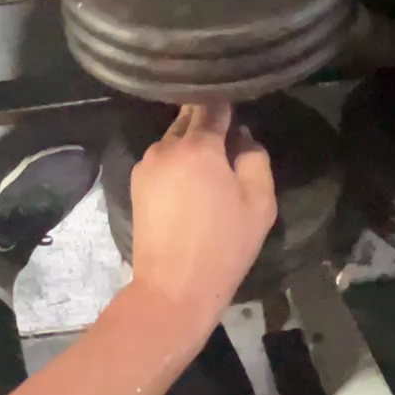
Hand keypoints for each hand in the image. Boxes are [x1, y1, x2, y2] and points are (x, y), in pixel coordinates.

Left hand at [128, 104, 276, 329]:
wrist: (173, 288)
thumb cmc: (223, 246)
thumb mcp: (259, 203)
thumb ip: (255, 159)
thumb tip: (242, 137)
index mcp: (197, 147)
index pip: (213, 107)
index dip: (228, 105)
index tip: (239, 111)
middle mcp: (165, 147)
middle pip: (188, 119)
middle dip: (207, 124)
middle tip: (228, 143)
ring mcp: (146, 165)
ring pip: (173, 140)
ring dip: (190, 145)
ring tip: (209, 170)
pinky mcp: (135, 184)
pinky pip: (161, 160)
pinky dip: (176, 163)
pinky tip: (188, 186)